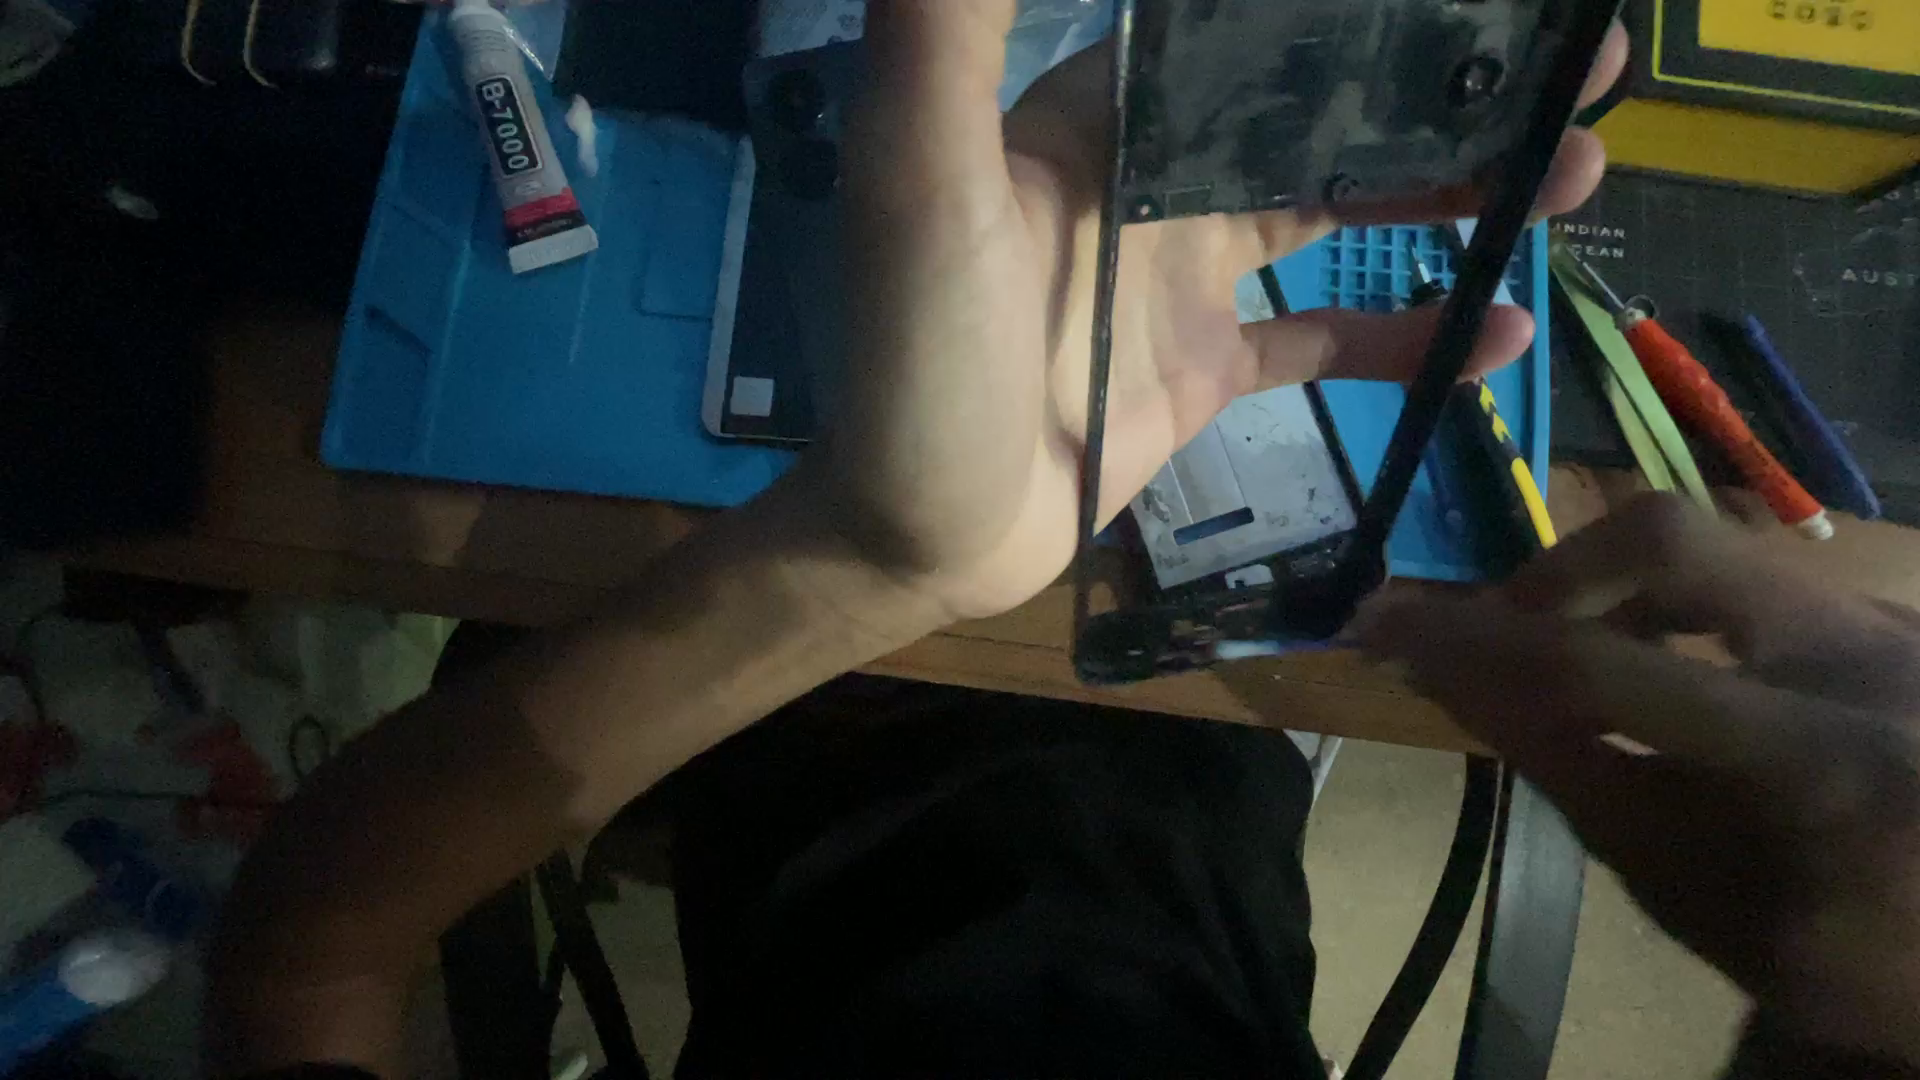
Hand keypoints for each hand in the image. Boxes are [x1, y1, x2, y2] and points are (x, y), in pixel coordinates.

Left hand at [802, 0, 1626, 625]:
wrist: (922, 530)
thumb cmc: (917, 367)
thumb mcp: (917, 181)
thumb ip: (951, 27)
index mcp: (1088, 126)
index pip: (1234, 29)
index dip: (1346, 2)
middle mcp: (1141, 191)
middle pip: (1306, 110)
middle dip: (1434, 79)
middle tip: (1580, 61)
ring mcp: (1176, 286)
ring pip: (1329, 211)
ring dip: (1445, 191)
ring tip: (1574, 169)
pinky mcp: (1198, 374)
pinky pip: (1316, 340)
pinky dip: (1399, 336)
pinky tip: (1494, 335)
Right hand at [1355, 495, 1919, 1065]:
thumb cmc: (1810, 940)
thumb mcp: (1659, 865)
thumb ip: (1545, 752)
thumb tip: (1427, 663)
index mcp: (1819, 762)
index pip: (1593, 664)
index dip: (1468, 636)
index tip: (1380, 622)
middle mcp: (1878, 664)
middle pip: (1670, 538)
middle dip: (1551, 576)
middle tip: (1506, 630)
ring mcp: (1899, 627)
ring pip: (1703, 551)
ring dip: (1604, 595)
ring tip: (1576, 660)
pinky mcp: (1893, 618)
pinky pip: (1741, 579)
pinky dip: (1659, 611)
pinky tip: (1654, 668)